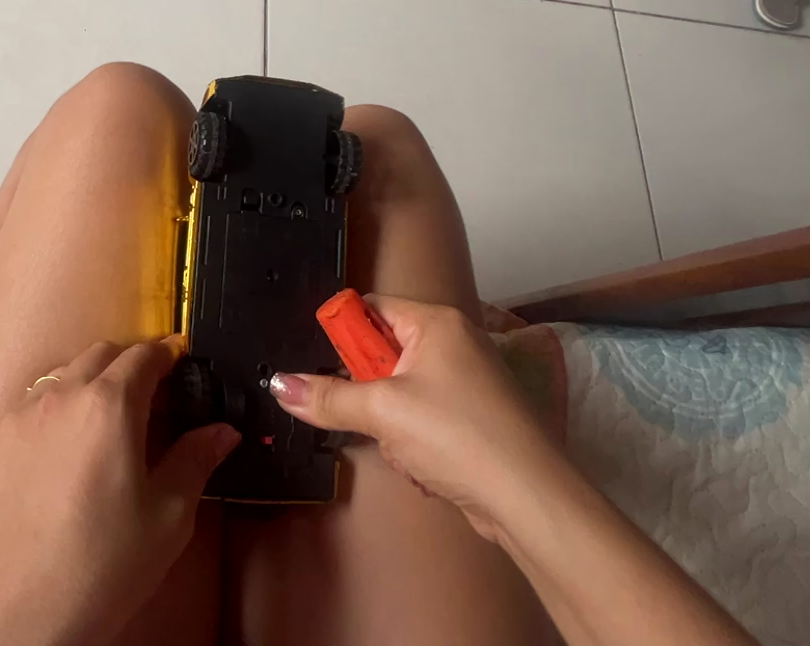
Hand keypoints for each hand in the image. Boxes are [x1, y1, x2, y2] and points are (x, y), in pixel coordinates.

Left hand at [0, 337, 239, 645]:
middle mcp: (59, 396)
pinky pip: (22, 415)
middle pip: (99, 355)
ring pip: (57, 378)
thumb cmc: (107, 564)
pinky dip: (46, 419)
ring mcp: (15, 419)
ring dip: (84, 384)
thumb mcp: (169, 515)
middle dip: (126, 363)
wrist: (22, 616)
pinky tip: (53, 459)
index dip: (166, 353)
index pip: (143, 355)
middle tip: (146, 394)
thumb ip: (196, 460)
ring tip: (98, 423)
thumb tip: (223, 431)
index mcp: (109, 404)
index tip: (179, 359)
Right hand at [268, 296, 556, 540]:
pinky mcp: (473, 420)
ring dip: (390, 427)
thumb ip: (327, 397)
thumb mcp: (382, 412)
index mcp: (436, 322)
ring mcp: (467, 383)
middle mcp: (454, 343)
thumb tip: (278, 384)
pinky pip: (422, 419)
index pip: (372, 308)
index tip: (328, 369)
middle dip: (368, 393)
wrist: (532, 502)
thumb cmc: (457, 436)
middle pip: (383, 354)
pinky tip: (426, 468)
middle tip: (371, 417)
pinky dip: (414, 444)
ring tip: (405, 450)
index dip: (344, 335)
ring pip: (398, 394)